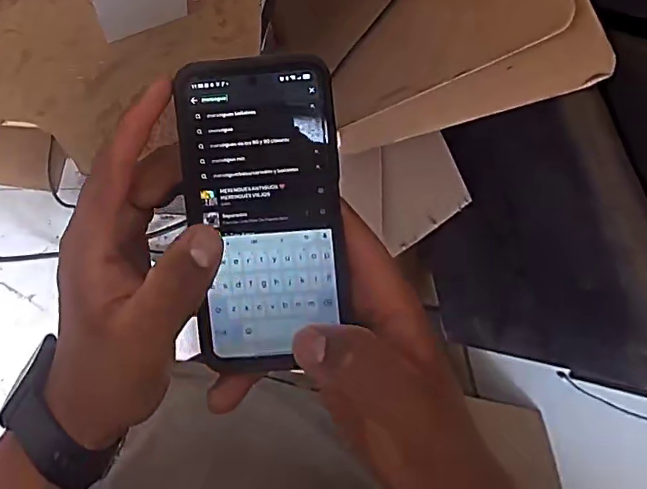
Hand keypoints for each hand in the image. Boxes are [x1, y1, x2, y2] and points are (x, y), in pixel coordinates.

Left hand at [44, 79, 222, 448]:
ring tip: (224, 165)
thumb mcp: (142, 331)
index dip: (138, 122)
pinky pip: (159, 214)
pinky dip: (185, 202)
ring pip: (151, 192)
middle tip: (221, 137)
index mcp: (92, 236)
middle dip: (177, 153)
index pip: (115, 164)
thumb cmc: (104, 373)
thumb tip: (211, 229)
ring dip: (184, 178)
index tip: (163, 86)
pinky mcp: (131, 255)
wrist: (87, 411)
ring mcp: (116, 241)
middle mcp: (102, 229)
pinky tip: (212, 201)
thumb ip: (175, 283)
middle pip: (140, 174)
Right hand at [208, 203, 514, 488]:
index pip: (350, 233)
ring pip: (289, 303)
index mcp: (384, 295)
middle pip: (309, 262)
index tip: (277, 187)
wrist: (430, 481)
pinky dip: (254, 359)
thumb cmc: (433, 438)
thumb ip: (363, 363)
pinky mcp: (326, 363)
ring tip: (213, 319)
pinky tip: (229, 382)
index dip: (317, 204)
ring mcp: (341, 333)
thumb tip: (309, 336)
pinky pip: (283, 345)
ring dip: (252, 312)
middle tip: (222, 247)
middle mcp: (359, 304)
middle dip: (268, 253)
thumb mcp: (402, 398)